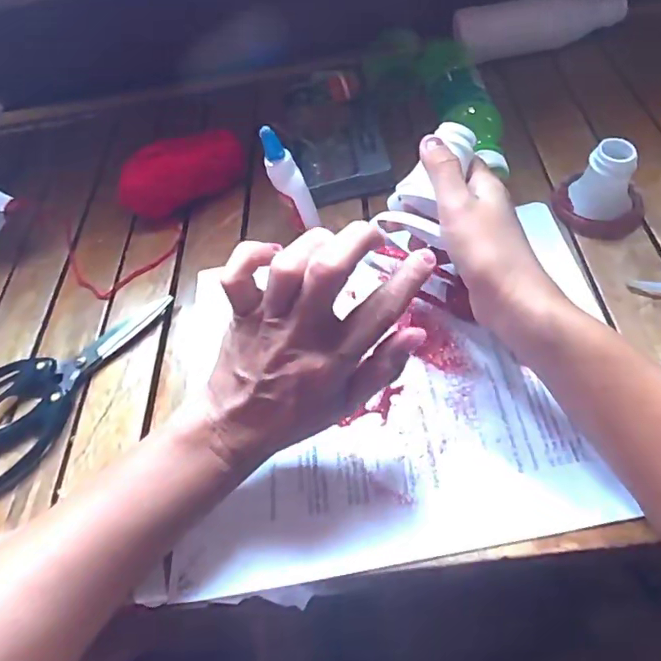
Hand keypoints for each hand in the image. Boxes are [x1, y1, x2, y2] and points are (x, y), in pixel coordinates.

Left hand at [191, 223, 435, 472]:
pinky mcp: (239, 312)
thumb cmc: (296, 415)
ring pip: (287, 266)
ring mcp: (267, 319)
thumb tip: (417, 332)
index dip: (408, 279)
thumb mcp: (349, 403)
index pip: (380, 311)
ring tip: (329, 242)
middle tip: (373, 234)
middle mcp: (302, 332)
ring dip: (312, 243)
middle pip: (328, 271)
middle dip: (356, 241)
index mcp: (335, 358)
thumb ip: (384, 367)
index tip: (424, 257)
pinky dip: (252, 254)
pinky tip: (272, 252)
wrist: (237, 426)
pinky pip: (236, 275)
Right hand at [418, 134, 568, 328]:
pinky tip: (417, 257)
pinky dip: (431, 248)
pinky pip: (447, 246)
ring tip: (400, 236)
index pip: (462, 161)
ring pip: (444, 221)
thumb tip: (431, 138)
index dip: (437, 163)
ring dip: (421, 226)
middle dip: (420, 199)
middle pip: (448, 192)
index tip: (409, 176)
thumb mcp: (456, 204)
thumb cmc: (484, 250)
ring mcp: (482, 236)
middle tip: (397, 210)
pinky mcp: (476, 260)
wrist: (513, 304)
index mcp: (486, 187)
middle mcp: (486, 207)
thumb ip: (442, 171)